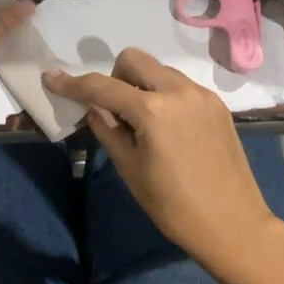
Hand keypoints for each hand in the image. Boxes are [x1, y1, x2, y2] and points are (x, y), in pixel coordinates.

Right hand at [43, 49, 283, 256]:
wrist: (233, 224)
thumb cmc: (173, 205)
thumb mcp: (129, 168)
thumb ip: (107, 129)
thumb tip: (92, 107)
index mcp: (152, 110)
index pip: (102, 87)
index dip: (72, 83)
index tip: (51, 78)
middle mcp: (178, 91)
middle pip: (133, 59)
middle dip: (114, 76)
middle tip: (113, 109)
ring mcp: (201, 95)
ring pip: (159, 70)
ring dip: (141, 84)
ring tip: (142, 122)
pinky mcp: (217, 105)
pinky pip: (180, 86)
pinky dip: (164, 95)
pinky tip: (167, 128)